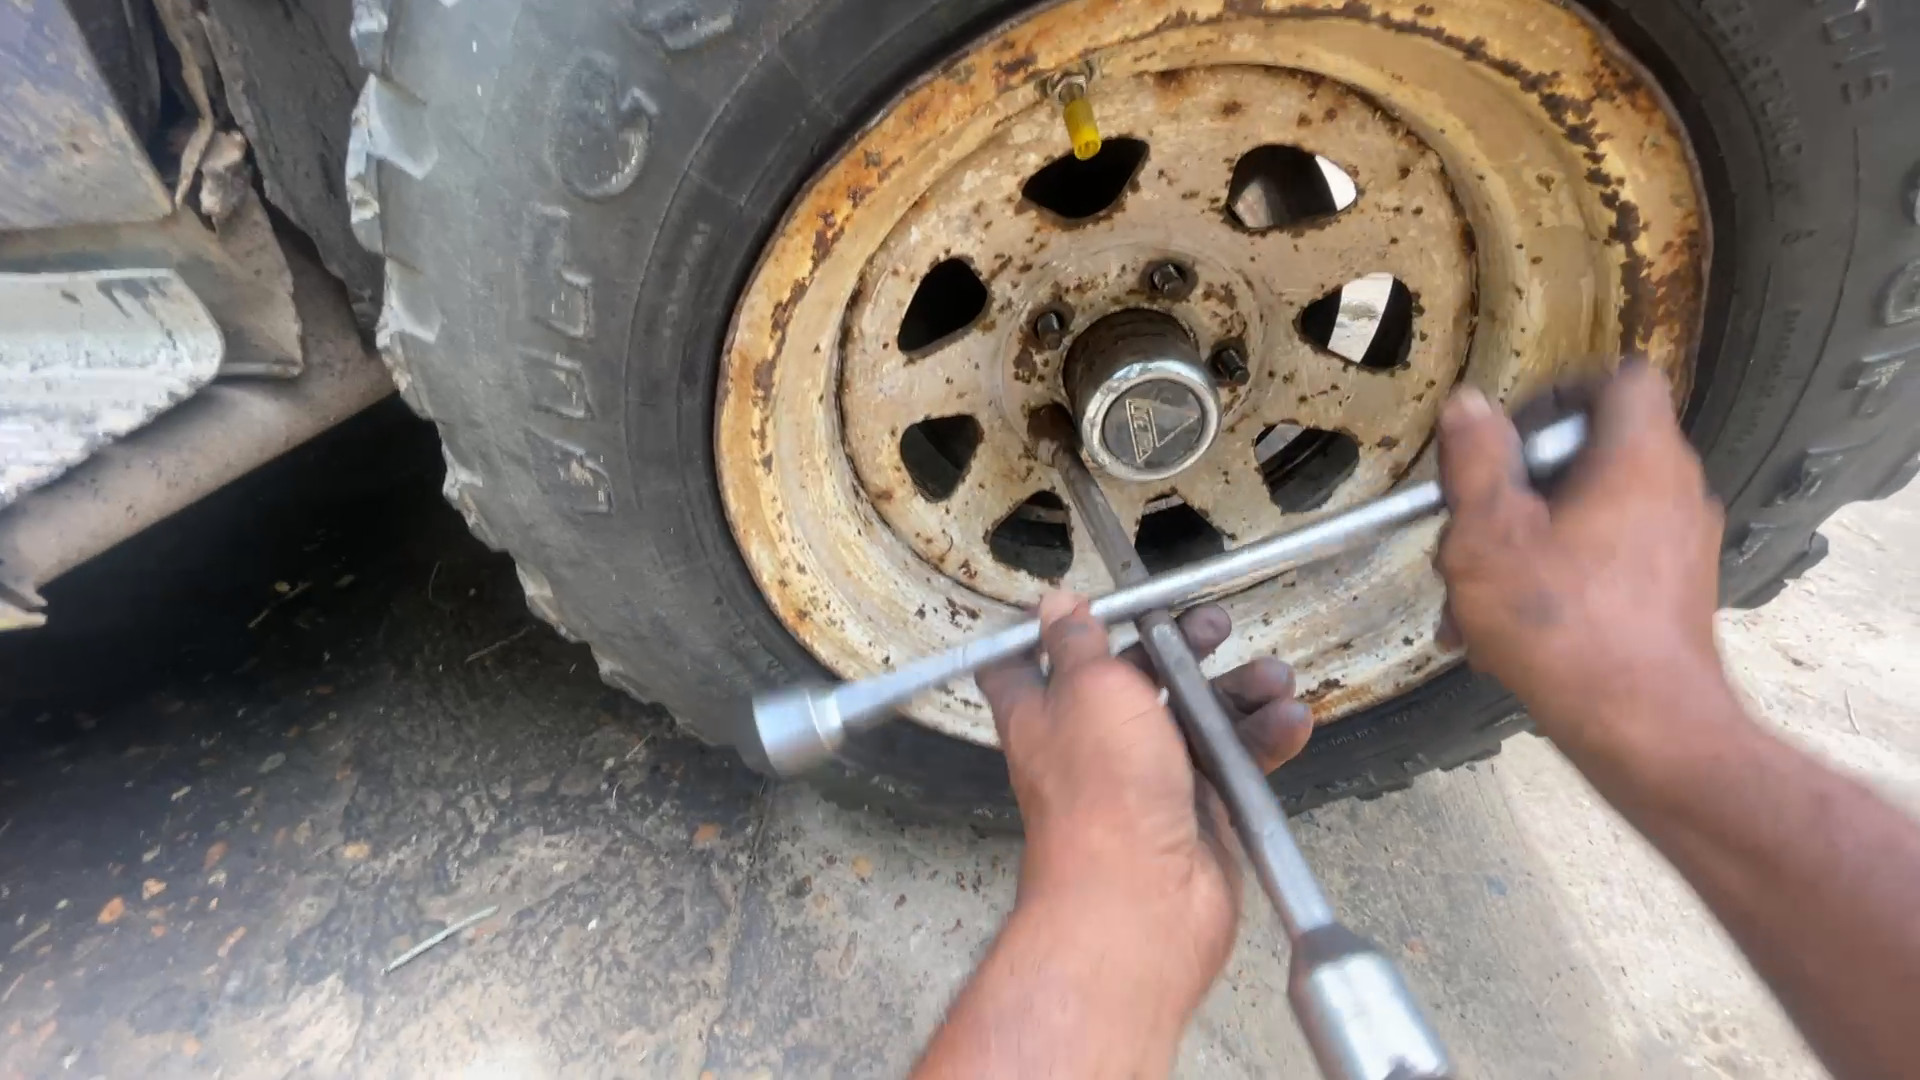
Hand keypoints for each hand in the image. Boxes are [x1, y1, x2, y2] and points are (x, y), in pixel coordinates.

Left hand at [975, 593, 1311, 1016]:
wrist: (1143, 897)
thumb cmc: (1102, 782)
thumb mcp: (1087, 688)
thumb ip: (1077, 642)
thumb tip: (1052, 601)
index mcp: (1044, 707)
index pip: (1022, 660)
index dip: (1043, 628)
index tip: (1079, 599)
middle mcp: (1090, 735)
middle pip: (1130, 674)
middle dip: (1175, 645)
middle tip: (1215, 624)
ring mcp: (1144, 770)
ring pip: (1190, 712)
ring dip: (1235, 689)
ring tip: (1273, 676)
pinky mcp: (1194, 801)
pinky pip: (1229, 758)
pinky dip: (1260, 737)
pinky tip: (1291, 719)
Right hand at [1435, 362, 1727, 759]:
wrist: (1638, 725)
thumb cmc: (1556, 621)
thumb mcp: (1487, 533)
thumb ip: (1475, 462)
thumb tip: (1467, 403)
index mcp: (1636, 461)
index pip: (1616, 381)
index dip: (1551, 394)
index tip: (1498, 439)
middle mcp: (1671, 491)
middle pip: (1582, 452)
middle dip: (1510, 486)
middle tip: (1466, 528)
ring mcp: (1673, 542)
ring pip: (1578, 510)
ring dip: (1516, 538)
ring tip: (1469, 591)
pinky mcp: (1665, 586)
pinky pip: (1594, 554)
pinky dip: (1544, 571)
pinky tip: (1498, 623)